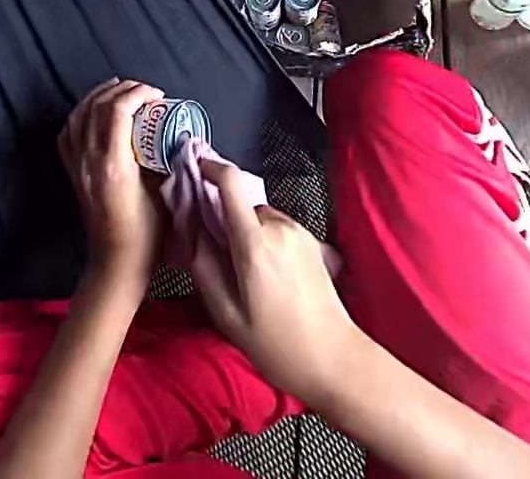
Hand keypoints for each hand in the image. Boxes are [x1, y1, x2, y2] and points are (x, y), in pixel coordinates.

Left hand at [59, 78, 166, 291]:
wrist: (115, 265)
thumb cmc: (146, 237)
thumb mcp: (163, 193)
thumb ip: (167, 160)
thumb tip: (176, 135)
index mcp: (113, 165)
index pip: (117, 111)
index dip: (138, 93)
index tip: (158, 95)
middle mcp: (89, 161)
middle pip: (97, 107)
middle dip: (122, 90)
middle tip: (144, 90)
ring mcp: (77, 166)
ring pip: (79, 115)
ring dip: (99, 96)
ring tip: (119, 89)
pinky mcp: (72, 174)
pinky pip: (68, 134)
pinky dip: (80, 116)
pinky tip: (94, 113)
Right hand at [189, 159, 366, 403]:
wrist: (337, 362)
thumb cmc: (279, 346)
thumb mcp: (226, 314)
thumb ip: (203, 265)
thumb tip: (192, 231)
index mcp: (255, 243)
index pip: (230, 182)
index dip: (209, 168)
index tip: (195, 168)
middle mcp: (279, 228)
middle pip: (241, 205)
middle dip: (226, 223)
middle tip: (222, 259)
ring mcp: (299, 232)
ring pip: (258, 217)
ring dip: (247, 234)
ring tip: (251, 277)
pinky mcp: (311, 241)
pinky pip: (276, 228)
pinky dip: (265, 241)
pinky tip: (271, 278)